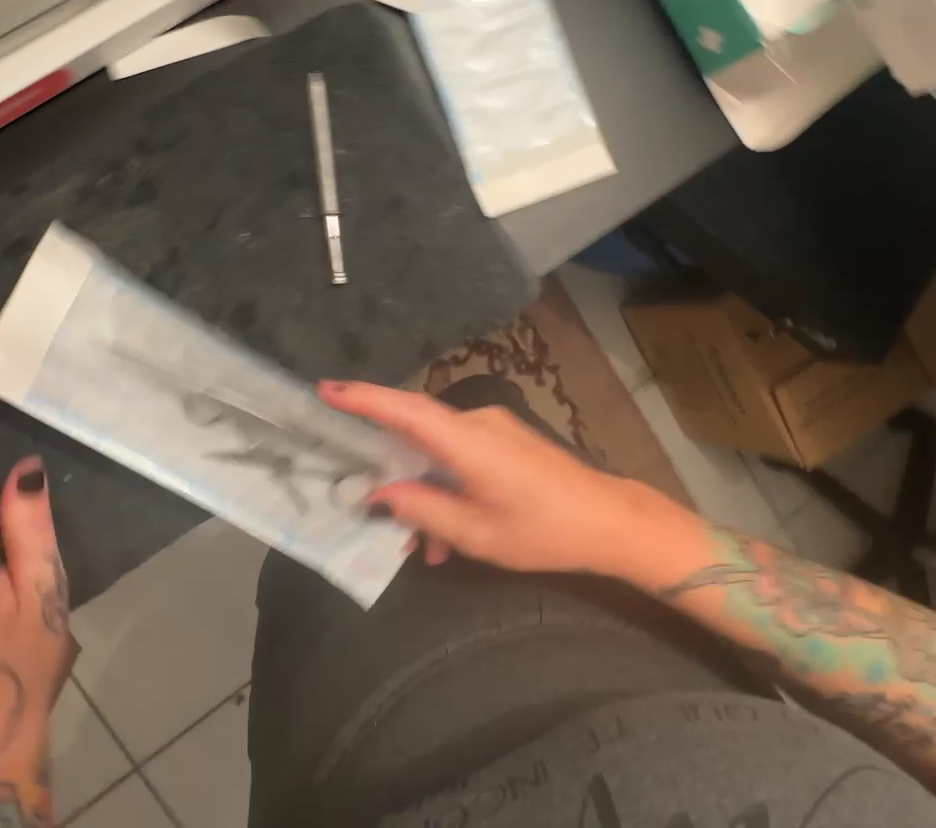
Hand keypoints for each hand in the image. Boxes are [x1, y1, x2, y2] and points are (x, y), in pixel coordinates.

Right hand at [323, 381, 695, 582]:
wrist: (610, 522)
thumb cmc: (544, 531)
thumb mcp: (477, 534)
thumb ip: (423, 509)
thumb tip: (379, 494)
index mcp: (468, 440)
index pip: (404, 409)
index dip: (363, 398)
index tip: (324, 389)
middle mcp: (478, 423)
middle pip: (415, 431)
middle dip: (387, 464)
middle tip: (361, 494)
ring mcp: (495, 429)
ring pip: (438, 452)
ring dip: (423, 492)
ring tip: (422, 547)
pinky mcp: (506, 441)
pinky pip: (460, 456)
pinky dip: (446, 489)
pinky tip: (448, 538)